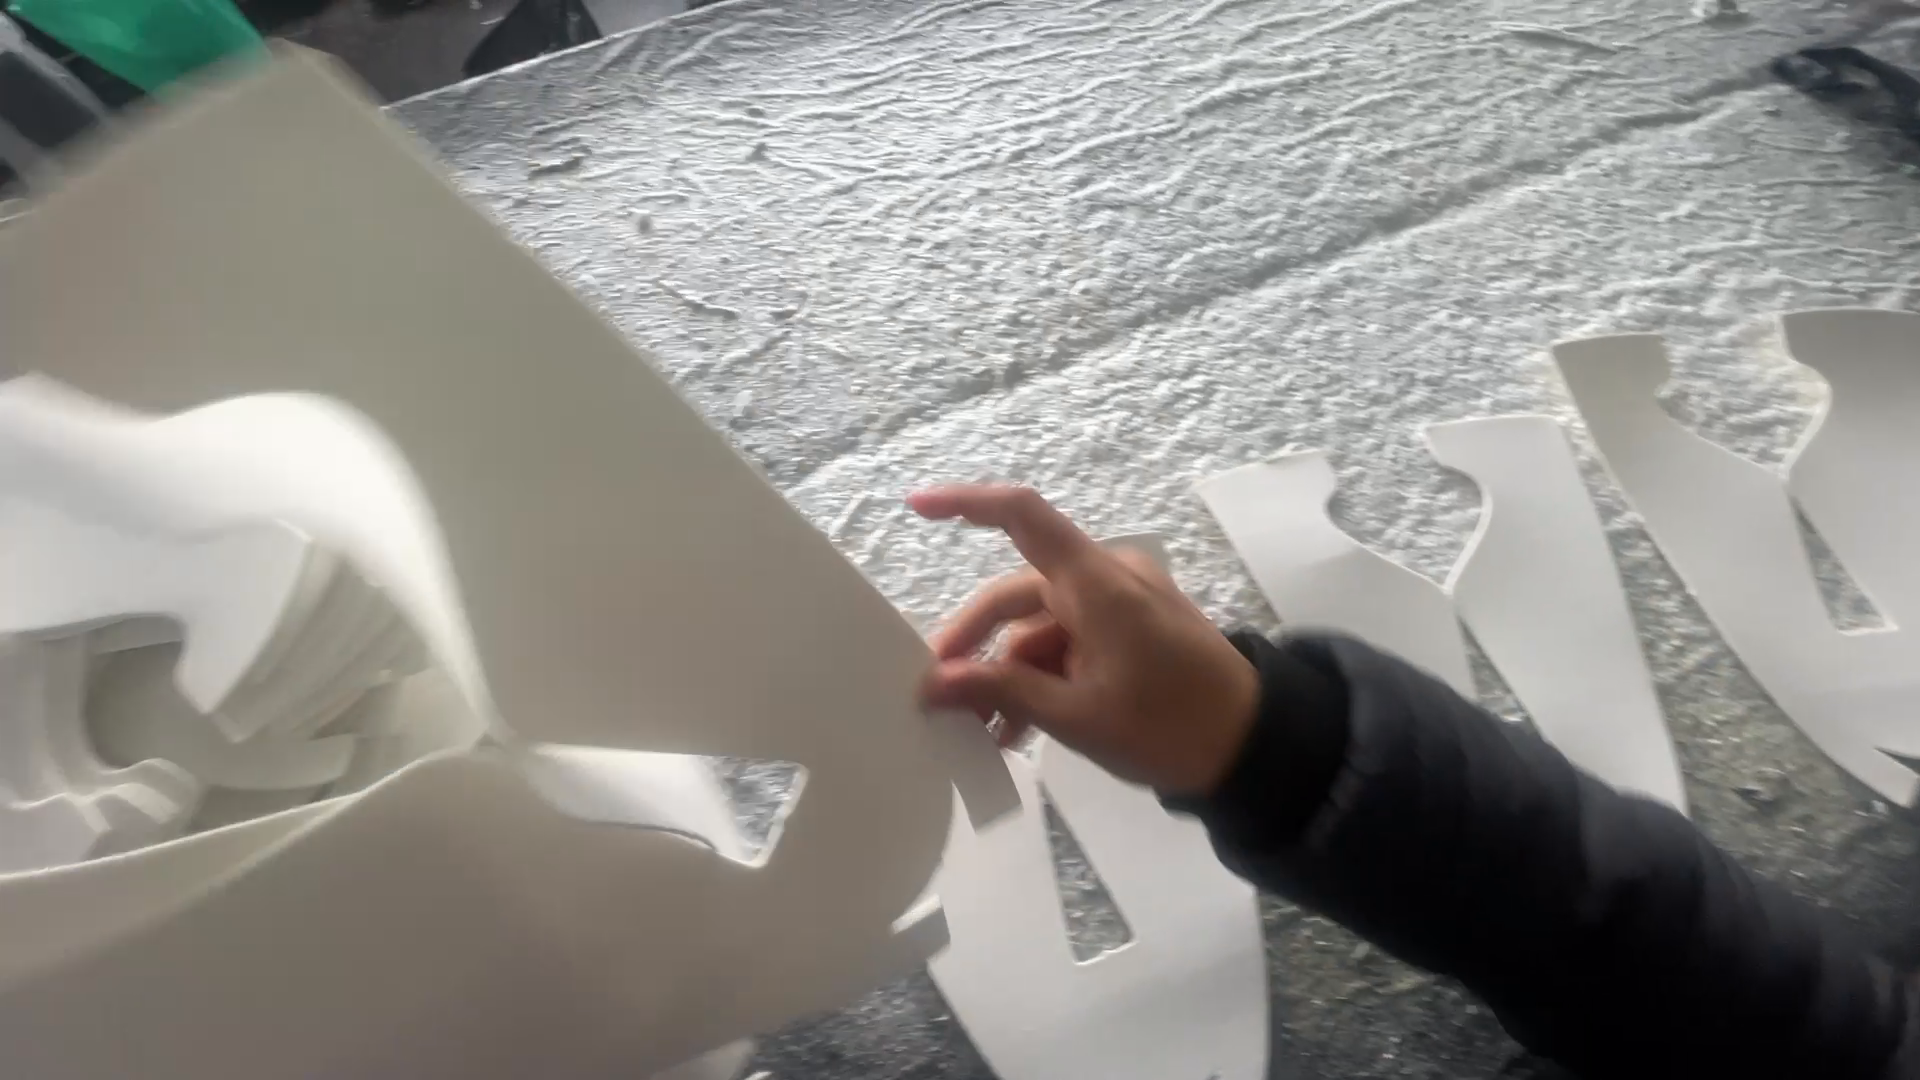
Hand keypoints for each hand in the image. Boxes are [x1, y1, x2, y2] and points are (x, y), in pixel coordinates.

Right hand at [910, 485, 1259, 795]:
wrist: (1258, 750)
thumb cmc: (1169, 727)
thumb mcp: (1078, 715)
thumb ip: (1001, 692)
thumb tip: (932, 685)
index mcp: (1095, 582)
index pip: (1022, 516)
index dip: (965, 503)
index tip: (916, 507)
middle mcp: (1102, 578)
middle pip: (1017, 594)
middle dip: (975, 643)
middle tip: (939, 694)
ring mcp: (1117, 603)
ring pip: (1038, 626)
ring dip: (1007, 673)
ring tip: (982, 732)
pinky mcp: (1126, 628)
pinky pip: (1066, 641)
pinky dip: (1040, 676)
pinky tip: (1018, 726)